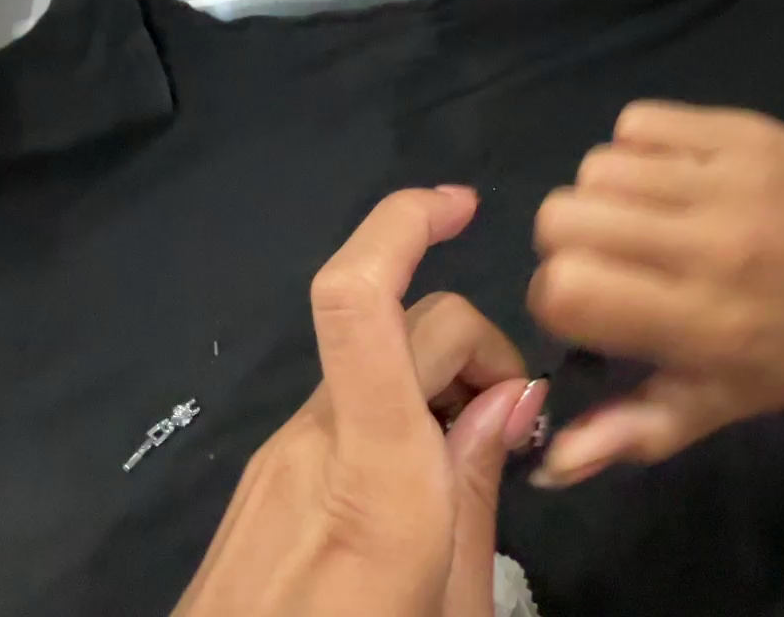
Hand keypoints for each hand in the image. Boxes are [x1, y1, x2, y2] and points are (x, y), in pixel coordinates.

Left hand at [176, 188, 549, 616]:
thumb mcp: (454, 608)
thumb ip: (477, 488)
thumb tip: (509, 395)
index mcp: (372, 479)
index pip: (359, 302)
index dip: (401, 224)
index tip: (458, 206)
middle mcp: (315, 440)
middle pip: (405, 321)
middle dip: (480, 343)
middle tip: (514, 425)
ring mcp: (281, 451)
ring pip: (379, 360)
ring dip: (441, 377)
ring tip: (472, 459)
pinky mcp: (268, 468)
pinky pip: (348, 401)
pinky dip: (402, 407)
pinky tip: (421, 477)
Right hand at [526, 102, 783, 487]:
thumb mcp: (730, 403)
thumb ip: (634, 430)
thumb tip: (550, 463)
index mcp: (703, 325)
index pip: (566, 289)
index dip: (554, 297)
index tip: (586, 305)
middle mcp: (708, 245)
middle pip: (561, 216)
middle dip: (567, 243)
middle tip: (611, 258)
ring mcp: (727, 177)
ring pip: (596, 167)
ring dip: (604, 196)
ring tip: (647, 216)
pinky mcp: (743, 130)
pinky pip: (640, 121)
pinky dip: (638, 148)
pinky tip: (672, 176)